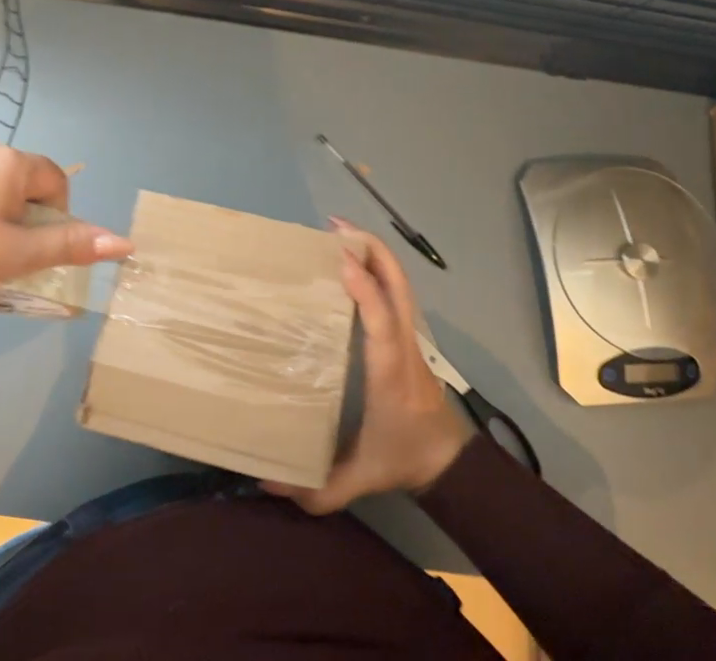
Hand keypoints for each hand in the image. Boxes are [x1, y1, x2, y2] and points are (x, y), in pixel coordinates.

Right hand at [264, 219, 472, 514]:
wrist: (450, 462)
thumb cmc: (403, 460)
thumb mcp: (360, 478)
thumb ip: (316, 488)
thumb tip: (265, 481)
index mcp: (391, 374)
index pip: (382, 323)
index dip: (366, 289)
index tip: (341, 260)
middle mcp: (404, 348)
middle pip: (399, 287)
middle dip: (372, 250)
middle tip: (335, 226)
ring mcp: (412, 340)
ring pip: (402, 285)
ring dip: (376, 254)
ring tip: (341, 233)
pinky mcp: (409, 339)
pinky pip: (398, 294)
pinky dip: (379, 269)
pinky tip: (355, 262)